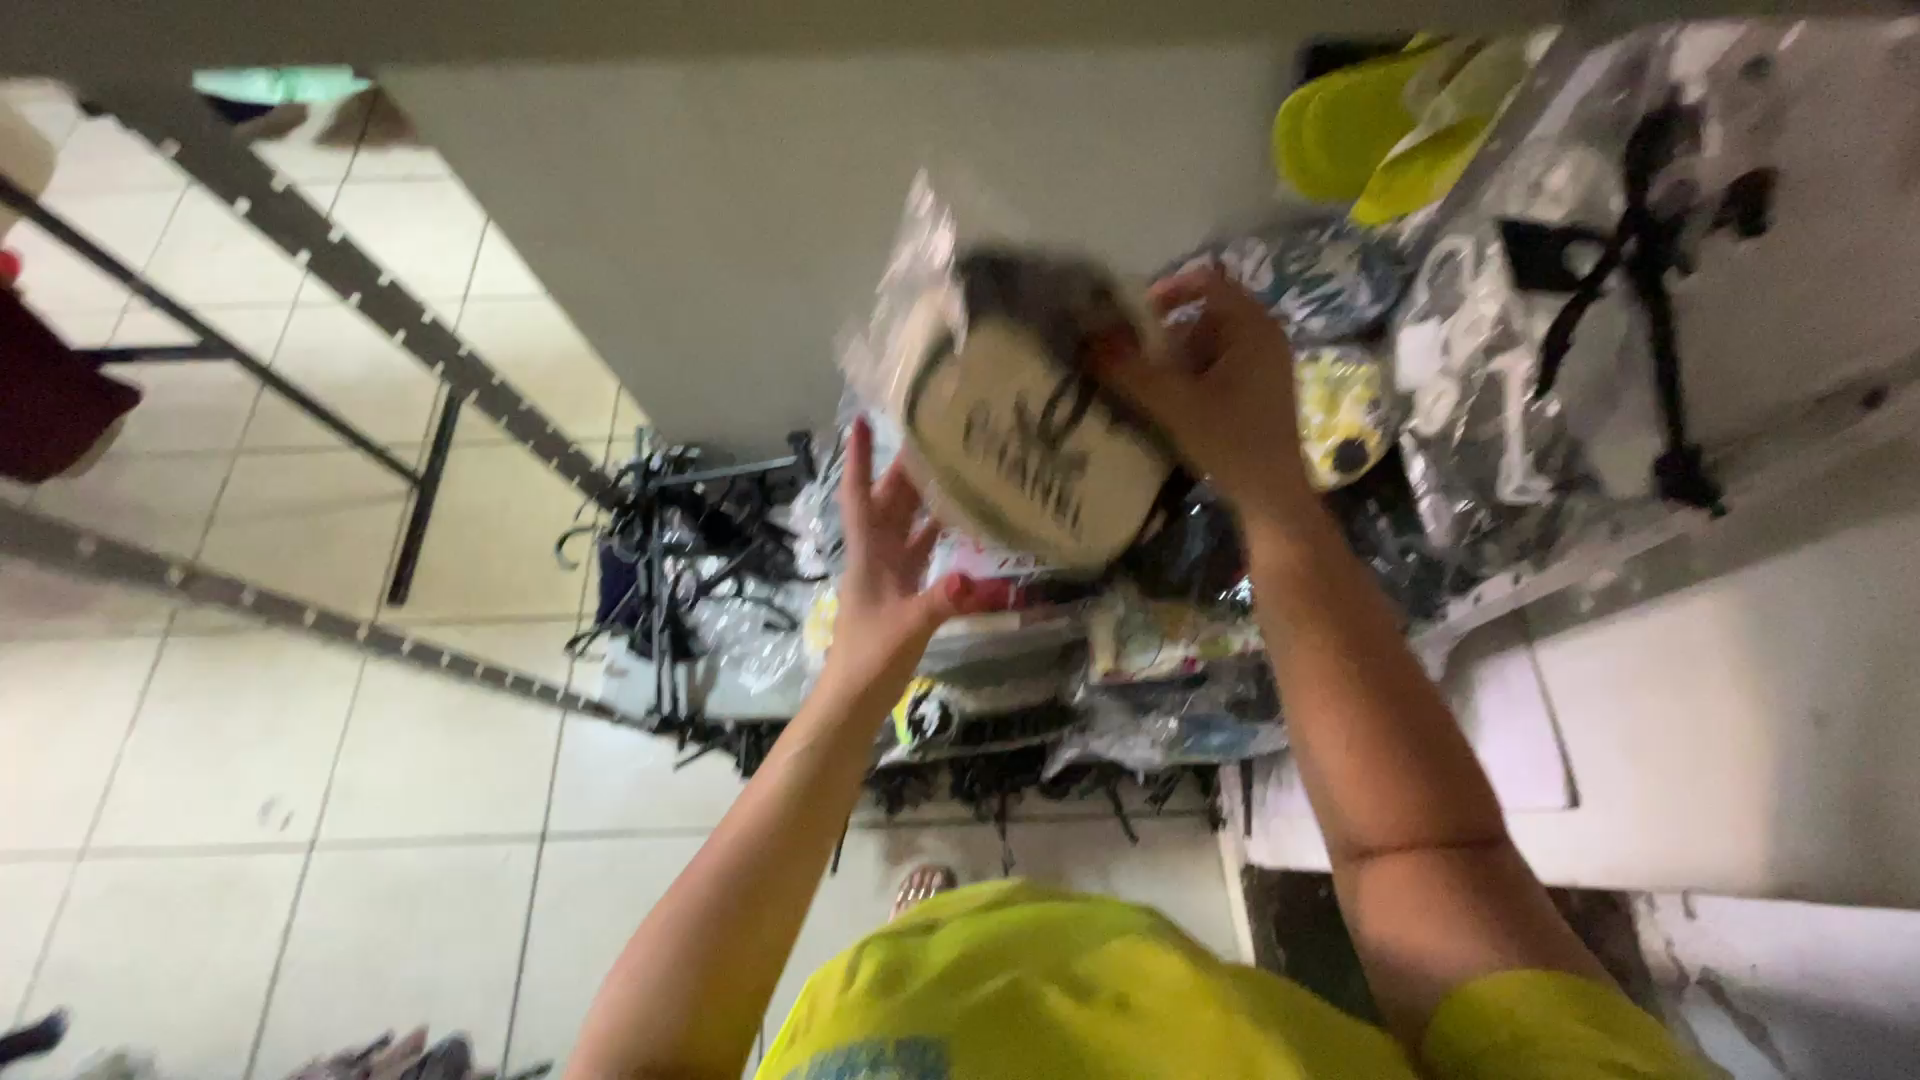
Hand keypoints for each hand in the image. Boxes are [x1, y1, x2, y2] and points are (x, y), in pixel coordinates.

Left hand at [820, 418, 981, 705]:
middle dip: (902, 470)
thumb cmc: (870, 660)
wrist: (854, 700)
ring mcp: (888, 574)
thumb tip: (973, 577)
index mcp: (867, 556)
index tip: (860, 422)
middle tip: (931, 437)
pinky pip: (918, 551)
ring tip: (948, 469)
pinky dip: (934, 534)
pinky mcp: (902, 592)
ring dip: (920, 499)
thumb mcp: (908, 628)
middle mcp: (874, 557)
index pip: (859, 498)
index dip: (858, 460)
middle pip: (886, 503)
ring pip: (903, 525)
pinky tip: (957, 523)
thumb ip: (941, 600)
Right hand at [1096, 268, 1318, 534]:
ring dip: (1173, 360)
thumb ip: (1129, 370)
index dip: (1165, 291)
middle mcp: (1263, 336)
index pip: (1205, 281)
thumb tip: (1087, 340)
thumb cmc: (1230, 442)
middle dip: (1164, 335)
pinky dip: (1190, 376)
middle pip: (1203, 314)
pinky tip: (1173, 406)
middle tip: (1134, 361)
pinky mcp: (1258, 389)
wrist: (1272, 496)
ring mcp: (1264, 364)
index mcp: (1252, 327)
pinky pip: (1216, 366)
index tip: (1131, 320)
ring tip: (1149, 389)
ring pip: (1207, 343)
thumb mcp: (1174, 405)